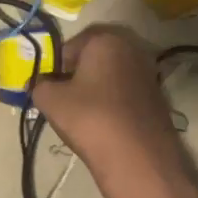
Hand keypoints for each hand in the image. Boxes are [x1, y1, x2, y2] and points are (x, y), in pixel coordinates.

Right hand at [31, 25, 186, 189]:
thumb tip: (40, 83)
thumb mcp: (48, 98)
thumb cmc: (88, 117)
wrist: (137, 157)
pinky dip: (112, 98)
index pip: (72, 44)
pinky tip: (102, 118)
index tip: (49, 82)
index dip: (56, 63)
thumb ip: (38, 84)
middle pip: (96, 55)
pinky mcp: (158, 97)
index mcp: (106, 40)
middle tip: (64, 91)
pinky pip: (126, 89)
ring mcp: (150, 73)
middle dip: (78, 70)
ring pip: (112, 72)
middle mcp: (133, 49)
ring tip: (81, 107)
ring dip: (96, 84)